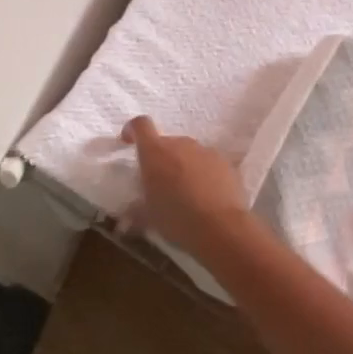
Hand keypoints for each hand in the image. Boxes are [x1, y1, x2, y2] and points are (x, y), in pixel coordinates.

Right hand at [120, 115, 250, 257]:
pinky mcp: (225, 163)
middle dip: (162, 158)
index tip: (129, 142)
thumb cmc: (177, 219)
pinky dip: (204, 174)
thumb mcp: (149, 216)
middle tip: (162, 184)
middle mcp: (180, 144)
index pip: (140, 125)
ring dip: (184, 166)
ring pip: (188, 153)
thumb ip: (136, 209)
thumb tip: (127, 215)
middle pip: (166, 143)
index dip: (133, 130)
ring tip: (187, 193)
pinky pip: (208, 163)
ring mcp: (205, 151)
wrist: (222, 228)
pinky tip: (207, 197)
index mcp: (155, 152)